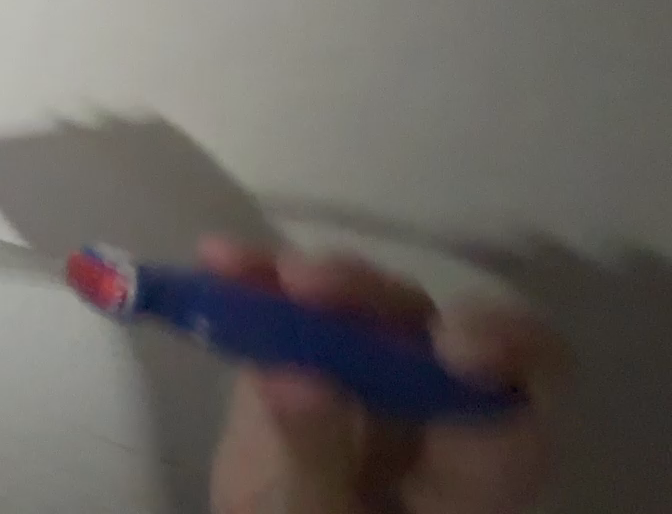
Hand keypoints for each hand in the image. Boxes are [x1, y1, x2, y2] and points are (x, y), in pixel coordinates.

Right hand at [204, 237, 569, 513]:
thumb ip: (315, 455)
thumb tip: (292, 373)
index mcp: (464, 464)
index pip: (509, 394)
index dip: (501, 352)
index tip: (450, 346)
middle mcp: (422, 401)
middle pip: (421, 324)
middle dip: (368, 293)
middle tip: (304, 283)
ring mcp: (353, 367)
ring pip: (352, 300)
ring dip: (298, 273)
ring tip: (237, 263)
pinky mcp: (291, 346)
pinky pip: (281, 300)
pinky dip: (251, 274)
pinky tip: (216, 260)